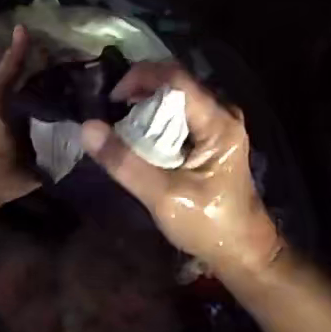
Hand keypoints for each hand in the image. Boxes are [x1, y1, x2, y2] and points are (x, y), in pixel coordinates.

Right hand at [81, 63, 282, 275]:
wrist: (244, 253)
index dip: (140, 78)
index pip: (176, 78)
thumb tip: (87, 127)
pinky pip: (180, 109)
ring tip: (120, 119)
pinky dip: (156, 113)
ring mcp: (219, 123)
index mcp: (218, 122)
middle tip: (111, 108)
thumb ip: (124, 162)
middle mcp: (222, 113)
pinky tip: (139, 132)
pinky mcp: (213, 135)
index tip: (113, 99)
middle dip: (140, 88)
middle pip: (176, 81)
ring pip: (177, 93)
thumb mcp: (162, 196)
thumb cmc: (209, 225)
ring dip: (146, 100)